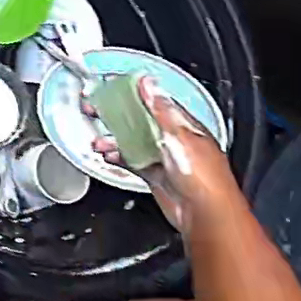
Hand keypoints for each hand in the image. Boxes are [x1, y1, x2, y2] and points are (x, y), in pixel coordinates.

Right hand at [91, 76, 235, 231]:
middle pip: (139, 121)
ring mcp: (164, 158)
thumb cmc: (203, 176)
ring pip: (133, 143)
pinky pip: (133, 162)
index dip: (133, 93)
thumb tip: (149, 83)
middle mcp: (174, 140)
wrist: (205, 216)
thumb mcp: (179, 136)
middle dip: (116, 116)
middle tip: (95, 110)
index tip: (112, 87)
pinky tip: (108, 156)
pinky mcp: (156, 176)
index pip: (155, 102)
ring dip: (113, 140)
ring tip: (98, 141)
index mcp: (184, 125)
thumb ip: (161, 110)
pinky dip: (118, 158)